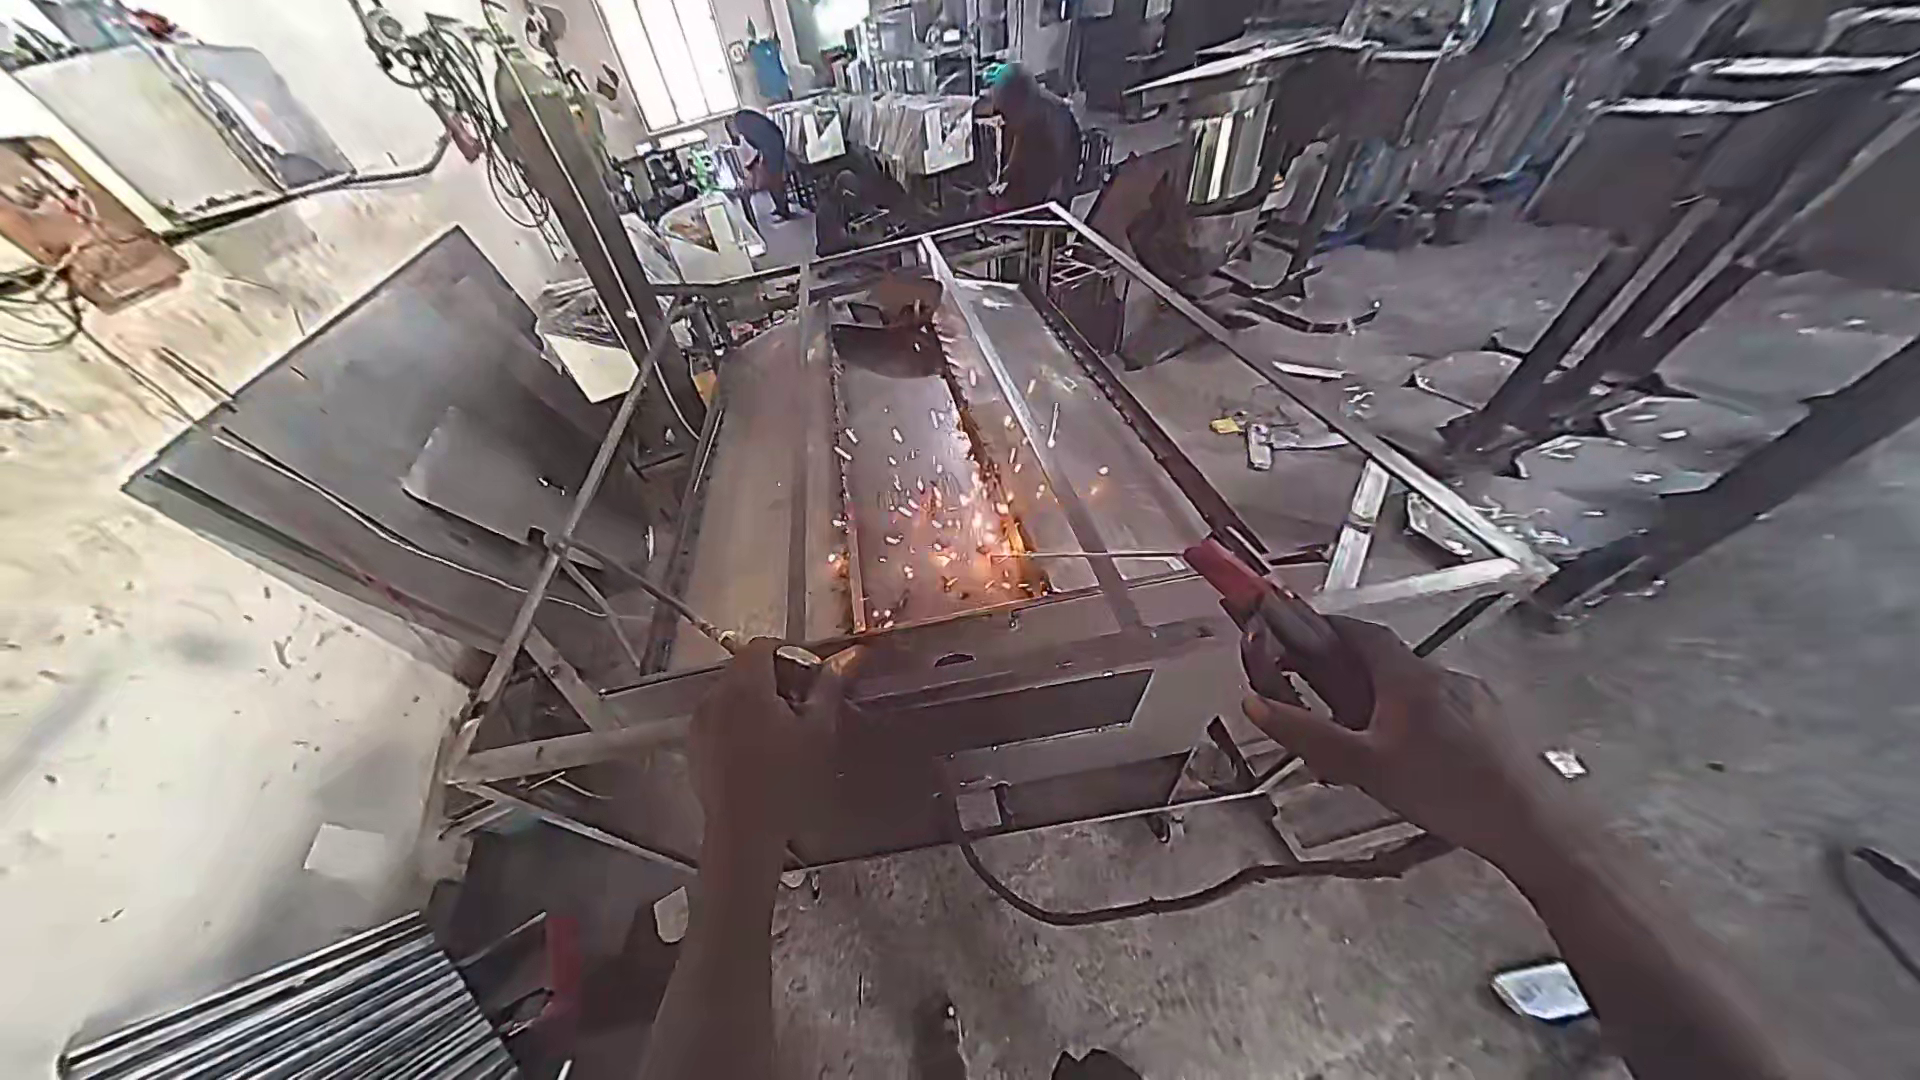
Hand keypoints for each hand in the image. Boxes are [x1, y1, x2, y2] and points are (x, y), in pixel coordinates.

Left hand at [688, 639, 846, 868]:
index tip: (810, 675)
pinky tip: (761, 748)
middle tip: (803, 702)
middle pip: (745, 667)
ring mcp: (700, 722)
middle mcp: (715, 696)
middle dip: (776, 675)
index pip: (762, 646)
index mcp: (745, 686)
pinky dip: (740, 717)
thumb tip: (850, 655)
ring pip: (732, 691)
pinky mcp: (694, 746)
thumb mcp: (818, 729)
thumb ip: (829, 686)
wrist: (745, 833)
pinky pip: (720, 715)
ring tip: (784, 727)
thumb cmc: (787, 778)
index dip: (789, 653)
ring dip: (758, 696)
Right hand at [1240, 616, 1565, 869]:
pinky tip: (1409, 754)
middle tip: (1320, 693)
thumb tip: (1253, 704)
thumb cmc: (1447, 790)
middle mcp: (1442, 677)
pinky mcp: (1492, 724)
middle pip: (1383, 658)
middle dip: (1346, 669)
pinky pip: (1438, 706)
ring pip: (1410, 685)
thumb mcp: (1362, 766)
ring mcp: (1474, 699)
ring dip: (1379, 696)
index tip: (1298, 632)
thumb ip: (1305, 733)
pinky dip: (1410, 716)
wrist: (1543, 833)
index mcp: (1408, 678)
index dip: (1326, 625)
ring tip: (1363, 736)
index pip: (1360, 631)